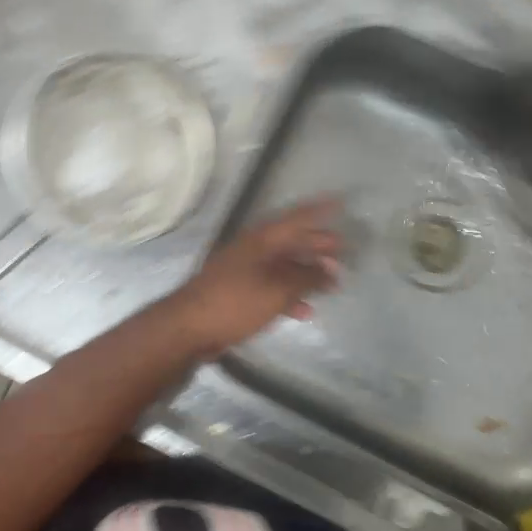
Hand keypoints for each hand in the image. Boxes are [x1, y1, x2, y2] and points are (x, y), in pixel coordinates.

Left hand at [161, 197, 342, 354]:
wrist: (189, 327)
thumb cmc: (236, 301)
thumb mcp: (277, 289)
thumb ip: (307, 277)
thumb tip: (331, 268)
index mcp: (262, 240)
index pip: (296, 218)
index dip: (318, 210)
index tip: (340, 203)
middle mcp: (253, 250)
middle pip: (291, 242)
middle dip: (317, 244)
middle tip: (343, 248)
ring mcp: (244, 272)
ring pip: (283, 266)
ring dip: (306, 272)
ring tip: (332, 282)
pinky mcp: (239, 294)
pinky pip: (272, 289)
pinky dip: (289, 296)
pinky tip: (305, 310)